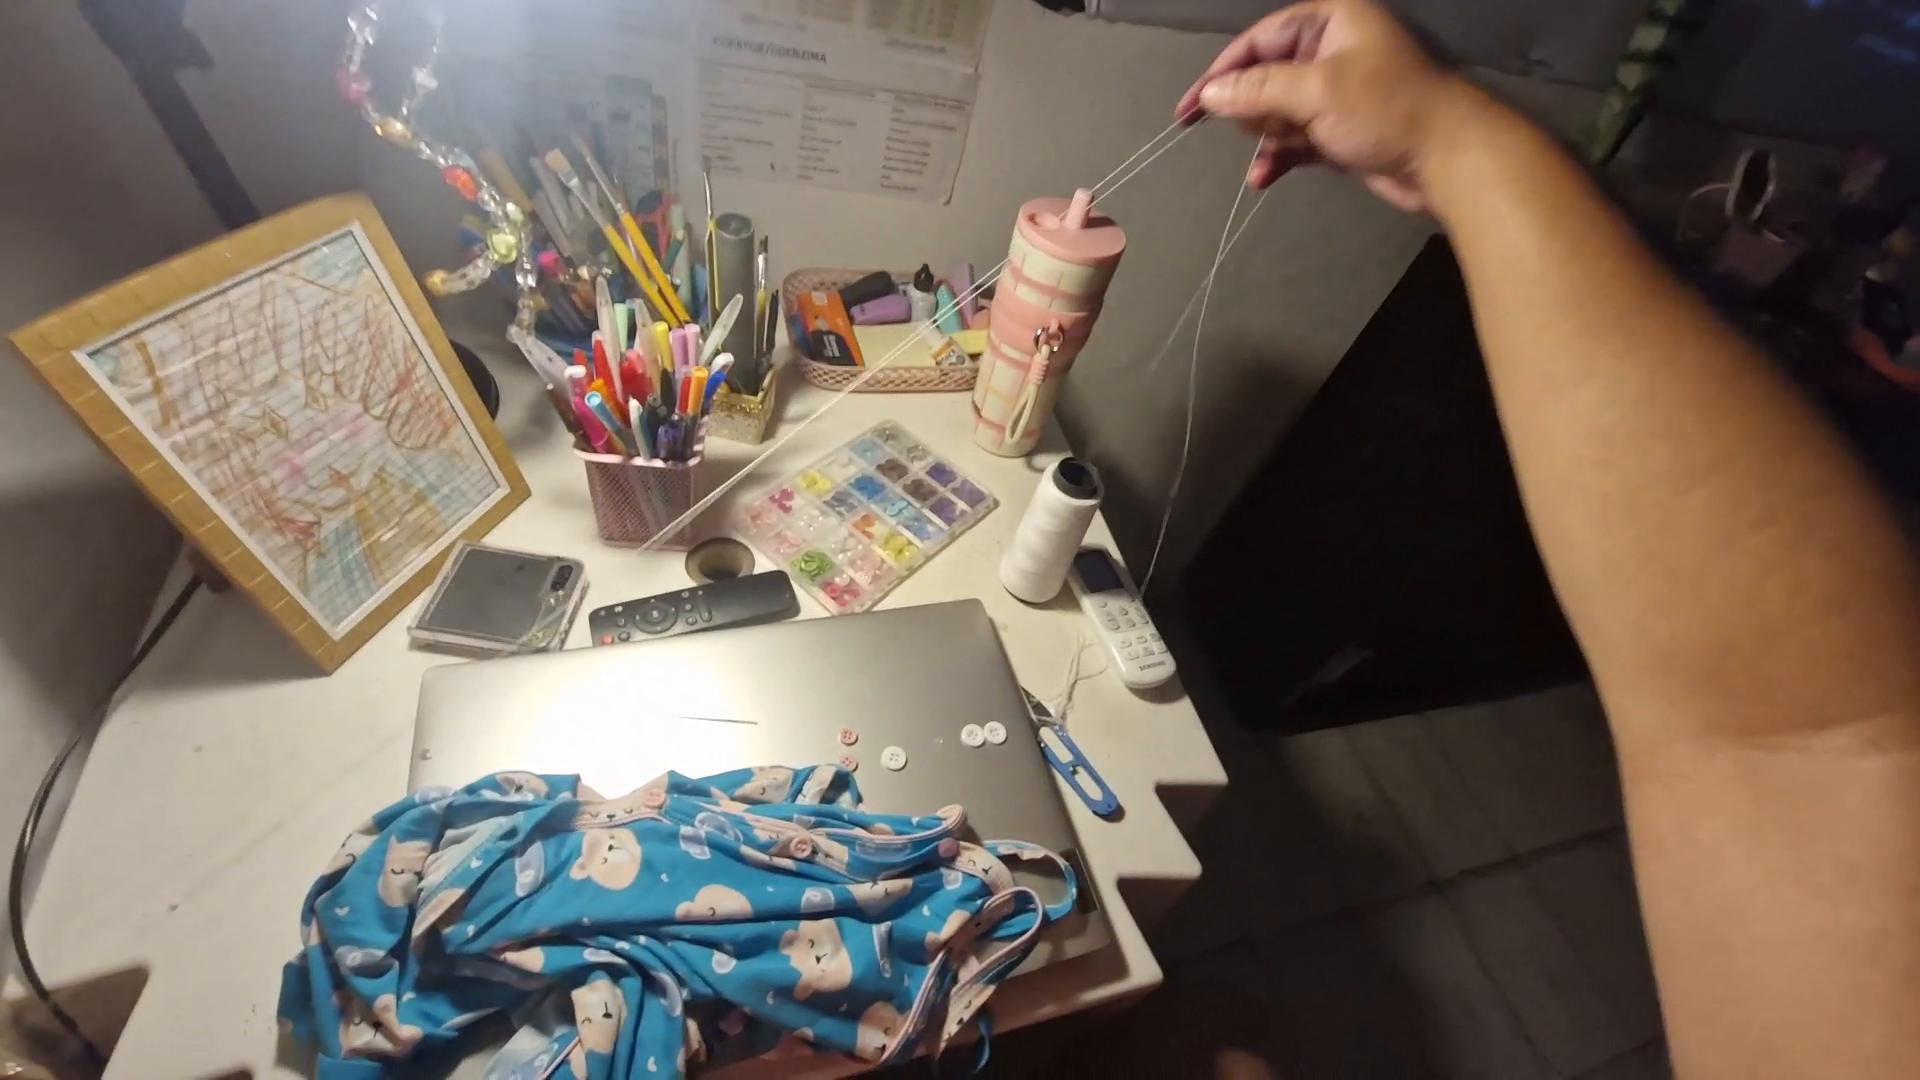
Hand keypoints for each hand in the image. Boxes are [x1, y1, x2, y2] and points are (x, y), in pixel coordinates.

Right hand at [1175, 0, 1468, 211]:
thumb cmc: (1384, 109)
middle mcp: (1328, 53)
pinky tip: (1263, 179)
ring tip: (1268, 160)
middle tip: (1255, 131)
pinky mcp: (1334, 131)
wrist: (1441, 157)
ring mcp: (1331, 95)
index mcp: (1329, 23)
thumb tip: (1209, 95)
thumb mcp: (1315, 92)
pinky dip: (1275, 159)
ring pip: (1274, 115)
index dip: (1220, 73)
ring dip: (1264, 142)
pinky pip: (1289, 143)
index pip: (1259, 40)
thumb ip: (1257, 90)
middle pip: (1262, 79)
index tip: (1188, 110)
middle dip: (1250, 111)